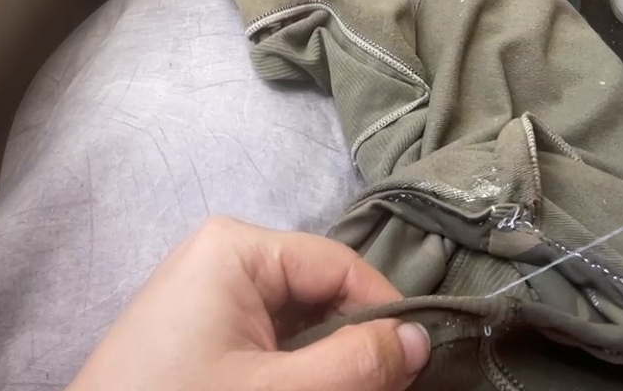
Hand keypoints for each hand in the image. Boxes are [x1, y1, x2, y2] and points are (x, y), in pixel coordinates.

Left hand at [67, 217, 430, 390]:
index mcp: (237, 246)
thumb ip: (355, 364)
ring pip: (294, 319)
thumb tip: (421, 339)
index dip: (384, 309)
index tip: (423, 360)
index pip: (336, 264)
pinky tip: (308, 389)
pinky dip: (294, 368)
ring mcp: (207, 292)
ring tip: (353, 387)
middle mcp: (223, 254)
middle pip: (316, 290)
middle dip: (354, 341)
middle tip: (389, 387)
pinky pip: (264, 338)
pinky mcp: (198, 331)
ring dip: (326, 359)